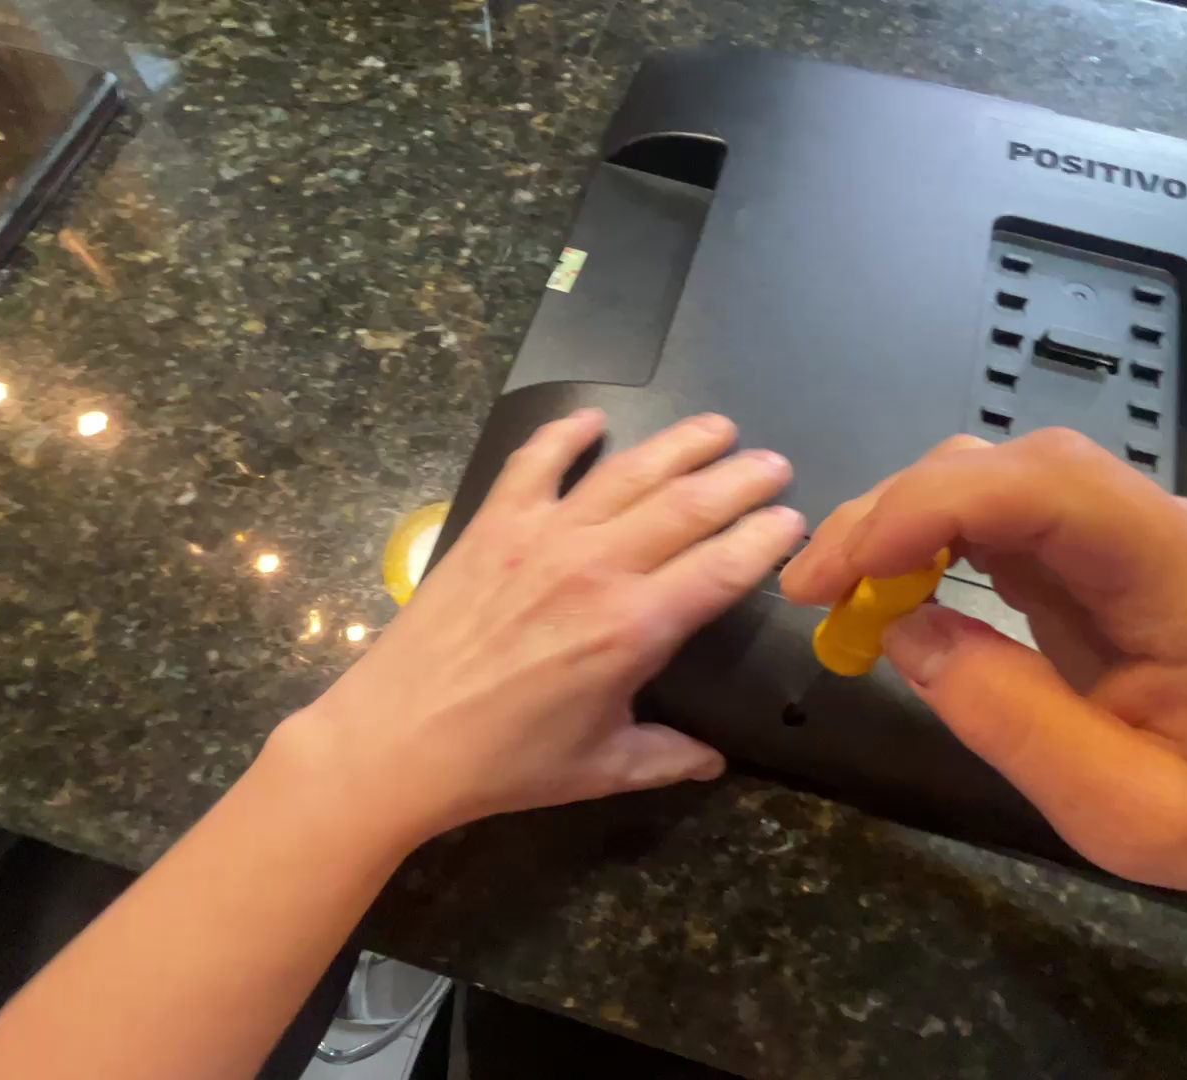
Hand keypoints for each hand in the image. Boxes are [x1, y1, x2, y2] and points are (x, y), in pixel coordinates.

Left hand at [273, 409, 802, 846]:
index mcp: (635, 628)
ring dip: (679, 445)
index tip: (790, 518)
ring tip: (716, 427)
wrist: (396, 740)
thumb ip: (667, 758)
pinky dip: (564, 434)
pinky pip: (536, 463)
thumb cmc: (504, 761)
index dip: (765, 537)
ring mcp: (543, 536)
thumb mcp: (600, 768)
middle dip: (741, 478)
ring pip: (627, 472)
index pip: (723, 566)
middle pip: (688, 504)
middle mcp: (598, 567)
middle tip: (771, 462)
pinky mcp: (494, 524)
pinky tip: (592, 419)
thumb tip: (714, 760)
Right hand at [780, 429, 1186, 914]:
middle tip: (813, 584)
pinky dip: (926, 541)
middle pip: (1008, 468)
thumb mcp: (1115, 807)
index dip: (933, 505)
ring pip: (991, 482)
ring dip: (899, 521)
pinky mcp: (1094, 557)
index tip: (846, 567)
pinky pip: (996, 520)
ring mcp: (1125, 537)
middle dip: (894, 511)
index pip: (1050, 487)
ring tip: (837, 584)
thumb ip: (1003, 714)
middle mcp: (1160, 531)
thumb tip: (899, 628)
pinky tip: (890, 582)